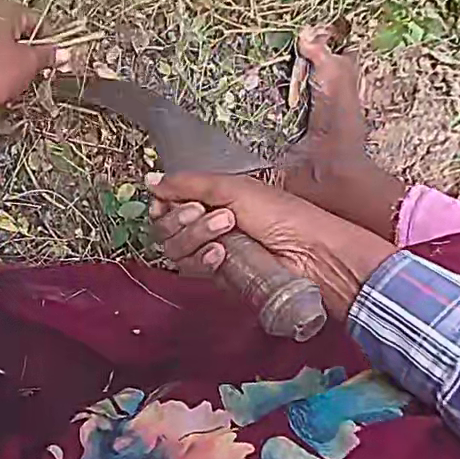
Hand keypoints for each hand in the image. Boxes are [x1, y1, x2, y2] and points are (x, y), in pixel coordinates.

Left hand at [0, 0, 56, 133]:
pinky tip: (1, 79)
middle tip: (39, 68)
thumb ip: (48, 54)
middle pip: (17, 30)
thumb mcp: (29, 63)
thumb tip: (64, 53)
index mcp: (1, 8)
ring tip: (20, 77)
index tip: (54, 58)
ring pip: (1, 41)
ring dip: (14, 57)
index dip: (48, 40)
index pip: (35, 19)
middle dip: (30, 49)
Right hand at [147, 171, 396, 317]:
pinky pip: (191, 270)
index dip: (163, 204)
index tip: (169, 202)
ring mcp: (209, 253)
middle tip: (207, 213)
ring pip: (174, 249)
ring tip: (226, 229)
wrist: (310, 252)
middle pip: (164, 228)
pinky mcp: (216, 277)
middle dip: (181, 220)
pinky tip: (222, 255)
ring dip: (196, 236)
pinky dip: (203, 260)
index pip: (165, 204)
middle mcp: (204, 226)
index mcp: (209, 200)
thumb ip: (188, 184)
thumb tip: (149, 180)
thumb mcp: (233, 188)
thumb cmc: (280, 214)